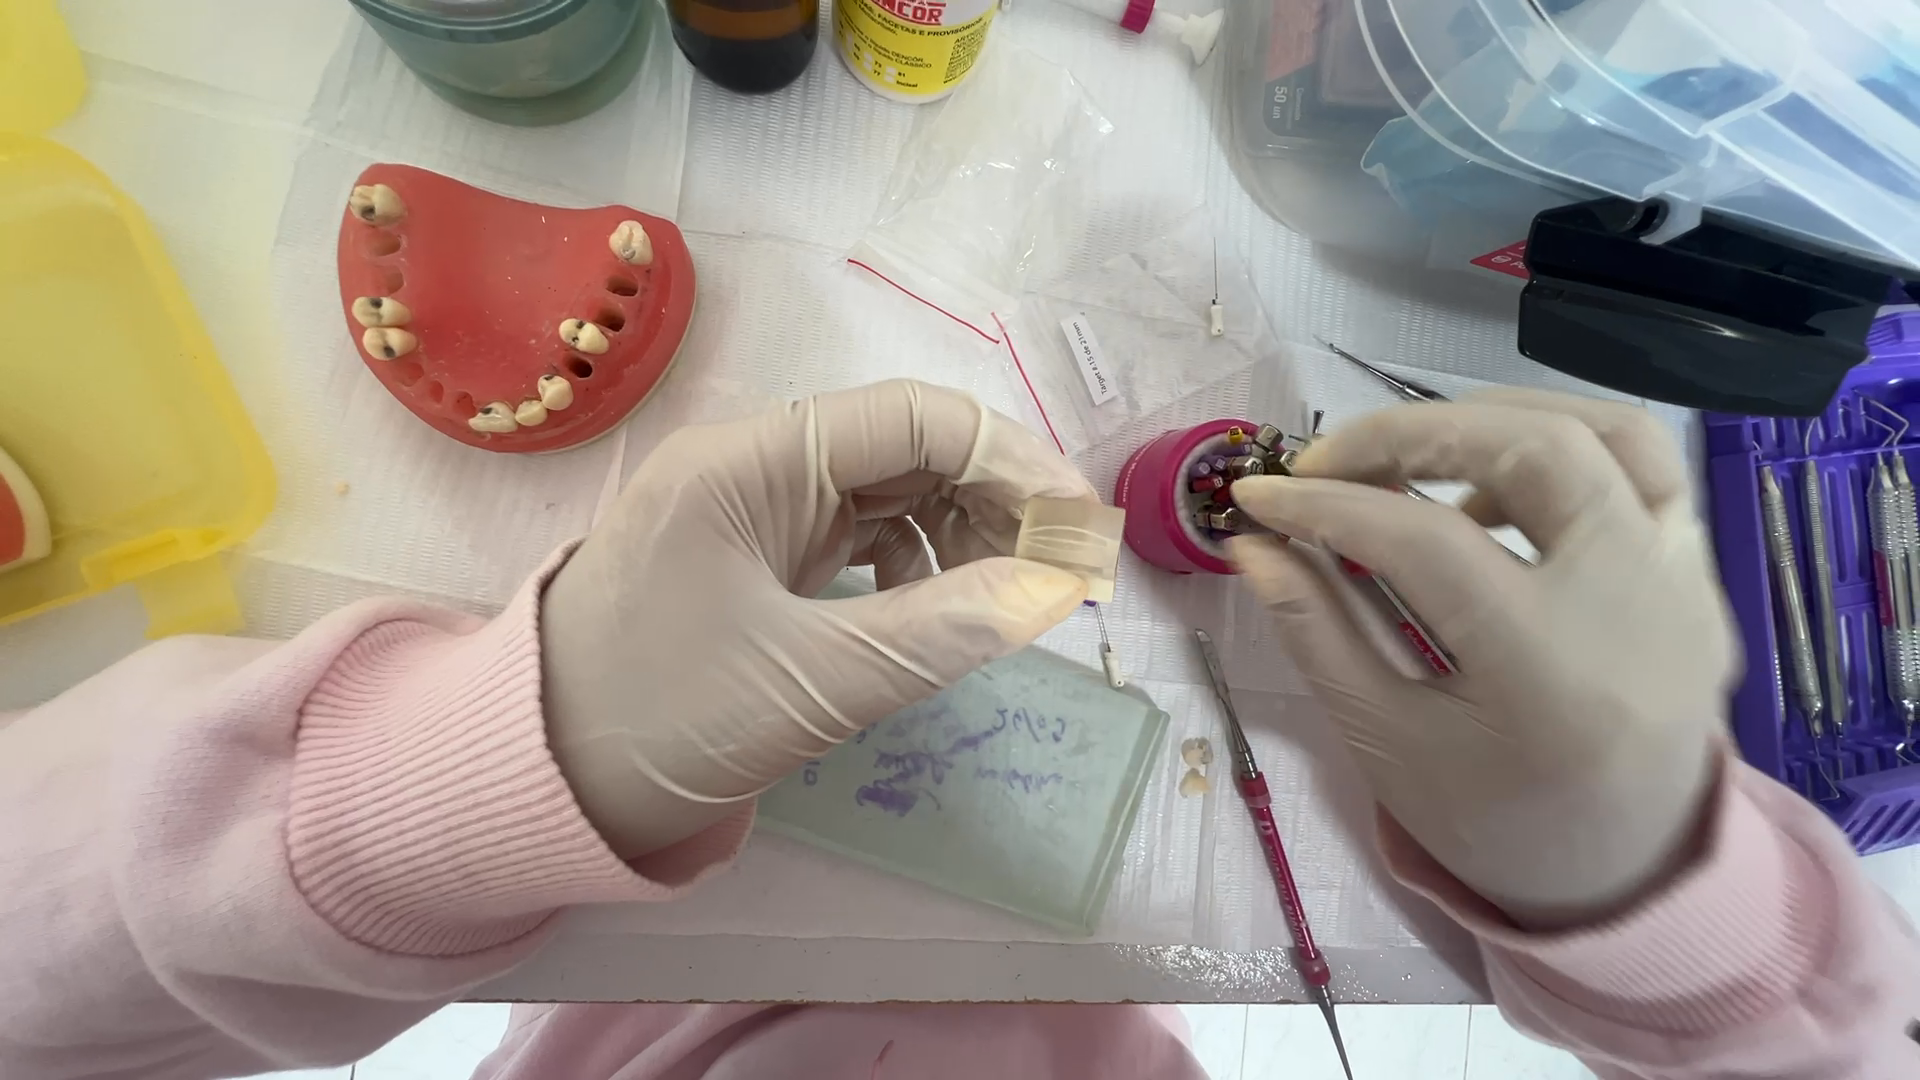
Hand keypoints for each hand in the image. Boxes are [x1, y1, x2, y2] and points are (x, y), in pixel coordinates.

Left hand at [540, 380, 1092, 858]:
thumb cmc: (656, 724)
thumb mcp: (810, 681)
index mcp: (752, 463)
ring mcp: (758, 505)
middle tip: (1057, 567)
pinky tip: (931, 605)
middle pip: (908, 447)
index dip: (1012, 459)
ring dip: (960, 530)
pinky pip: (861, 531)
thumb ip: (941, 631)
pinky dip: (915, 561)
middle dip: (995, 499)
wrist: (536, 785)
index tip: (1080, 522)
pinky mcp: (762, 549)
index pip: (914, 418)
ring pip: (891, 489)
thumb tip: (1054, 589)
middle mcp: (757, 463)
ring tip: (1004, 594)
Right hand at [1228, 389, 1736, 928]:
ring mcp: (1684, 579)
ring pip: (1604, 430)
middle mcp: (1638, 602)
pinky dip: (1550, 447)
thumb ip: (1312, 627)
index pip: (1421, 539)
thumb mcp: (1378, 735)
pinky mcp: (1696, 572)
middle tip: (1323, 464)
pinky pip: (1639, 466)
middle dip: (1405, 434)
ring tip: (1403, 458)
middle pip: (1533, 447)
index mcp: (1548, 667)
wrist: (1626, 875)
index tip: (1255, 499)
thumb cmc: (1485, 819)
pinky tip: (1481, 494)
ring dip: (1485, 420)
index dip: (1321, 507)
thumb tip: (1251, 544)